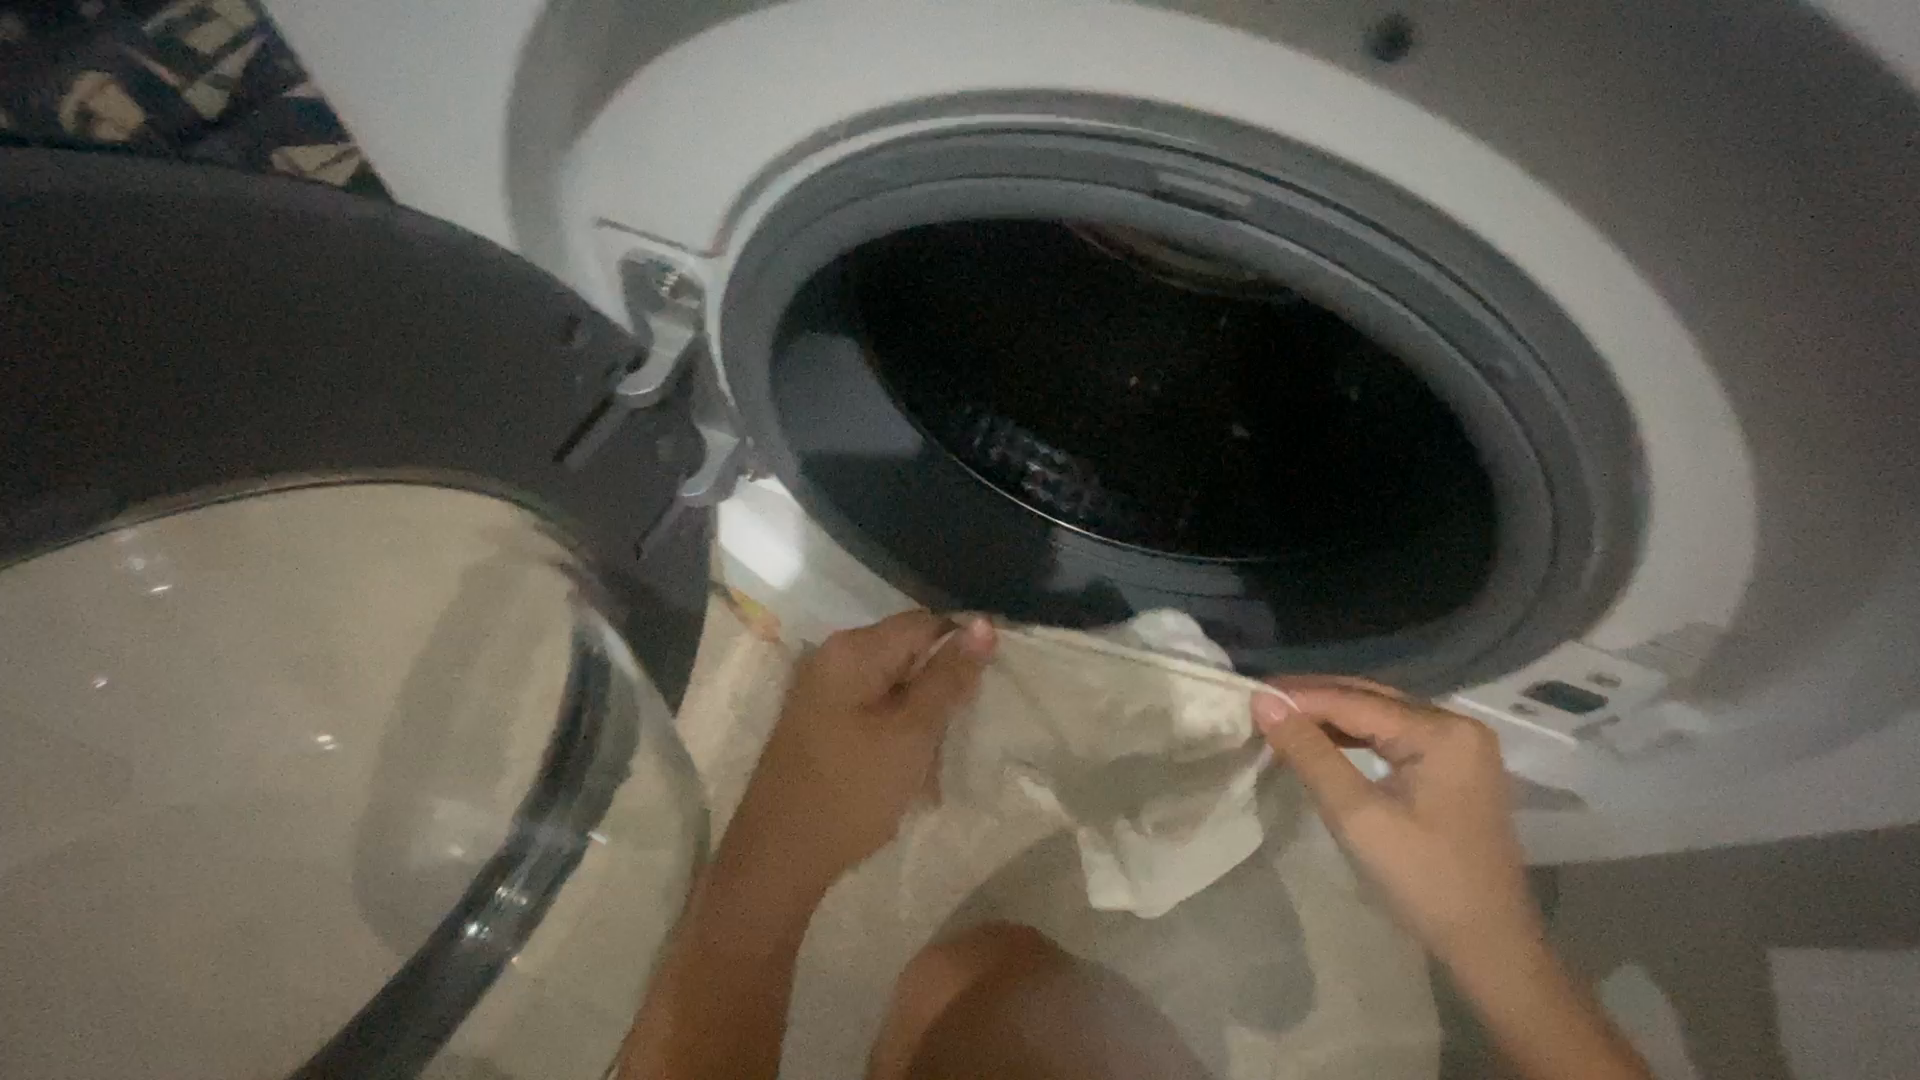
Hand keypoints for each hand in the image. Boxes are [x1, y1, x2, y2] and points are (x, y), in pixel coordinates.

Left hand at [723, 611, 996, 894]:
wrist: (780, 857)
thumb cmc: (851, 791)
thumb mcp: (911, 733)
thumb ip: (949, 677)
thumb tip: (984, 623)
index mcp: (853, 649)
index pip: (926, 624)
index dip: (963, 650)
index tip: (987, 689)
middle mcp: (834, 657)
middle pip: (910, 653)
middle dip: (941, 690)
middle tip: (959, 733)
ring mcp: (824, 690)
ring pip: (896, 686)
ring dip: (922, 718)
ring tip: (932, 763)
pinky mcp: (823, 720)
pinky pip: (875, 709)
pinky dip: (899, 733)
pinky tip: (909, 771)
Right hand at [1252, 678, 1541, 961]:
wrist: (1488, 946)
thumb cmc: (1423, 881)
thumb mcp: (1356, 815)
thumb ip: (1309, 752)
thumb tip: (1262, 701)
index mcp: (1442, 732)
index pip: (1354, 700)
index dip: (1298, 697)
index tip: (1248, 696)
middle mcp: (1456, 725)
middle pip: (1369, 698)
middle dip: (1312, 698)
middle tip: (1258, 701)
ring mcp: (1458, 746)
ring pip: (1378, 714)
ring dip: (1328, 714)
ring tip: (1279, 717)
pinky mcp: (1452, 767)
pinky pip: (1391, 734)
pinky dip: (1351, 734)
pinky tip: (1319, 739)